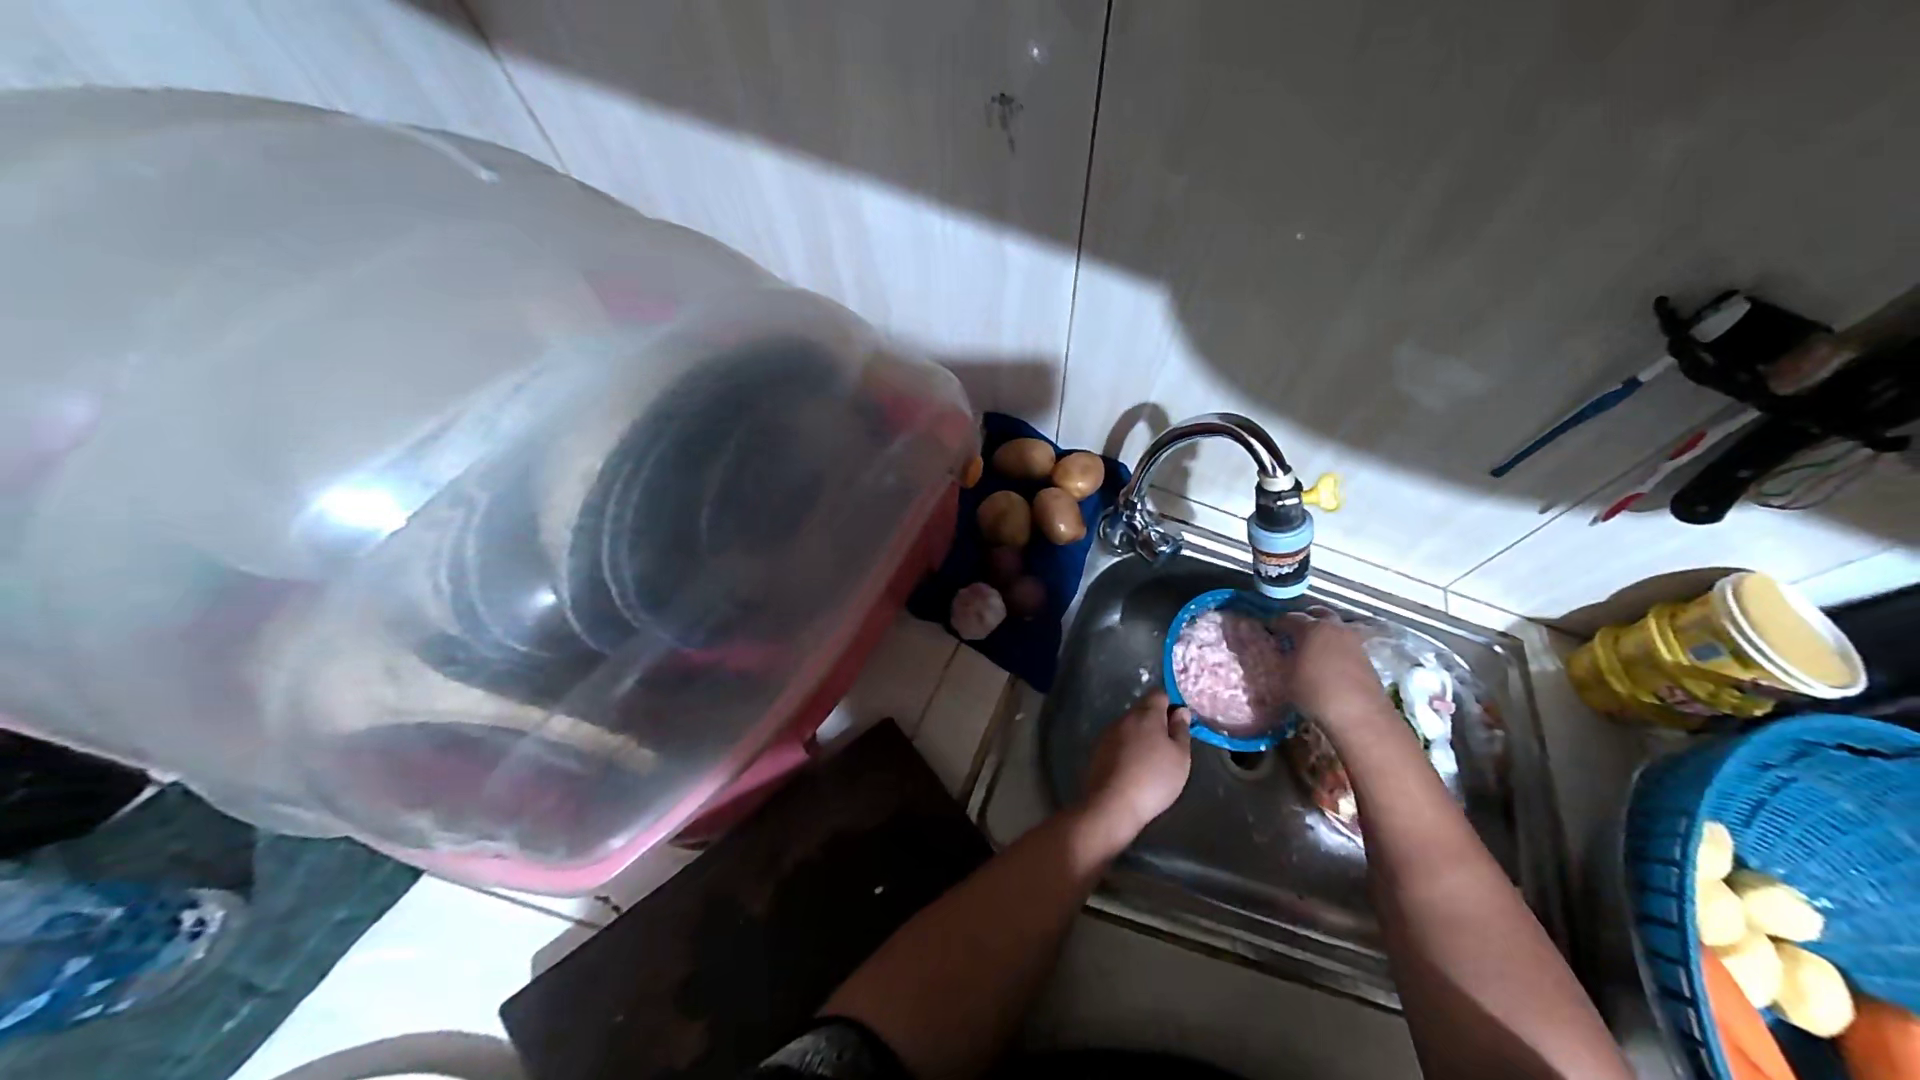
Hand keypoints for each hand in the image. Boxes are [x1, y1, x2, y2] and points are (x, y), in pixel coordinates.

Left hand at [1081, 690, 1191, 841]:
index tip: (1181, 722)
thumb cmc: (1154, 778)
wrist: (1112, 803)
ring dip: (1142, 735)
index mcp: (1145, 714)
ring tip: (1154, 759)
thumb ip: (1181, 730)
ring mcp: (1108, 733)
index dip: (1172, 703)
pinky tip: (1135, 767)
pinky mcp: (1098, 750)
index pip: (1159, 694)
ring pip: (1130, 726)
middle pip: (1143, 709)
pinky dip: (1129, 748)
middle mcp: (1124, 718)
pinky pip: (1119, 741)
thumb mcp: (1180, 756)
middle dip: (1157, 721)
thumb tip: (1181, 710)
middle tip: (1171, 744)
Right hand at [1278, 610, 1397, 741]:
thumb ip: (1281, 658)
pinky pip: (1344, 643)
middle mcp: (1334, 628)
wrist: (1360, 716)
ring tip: (1309, 648)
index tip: (1267, 631)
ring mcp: (1353, 641)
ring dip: (1321, 632)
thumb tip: (1278, 650)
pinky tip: (1326, 661)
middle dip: (1303, 619)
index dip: (1275, 623)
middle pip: (1317, 613)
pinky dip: (1333, 646)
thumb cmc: (1315, 692)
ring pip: (1334, 627)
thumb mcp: (1286, 676)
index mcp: (1311, 628)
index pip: (1288, 618)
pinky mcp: (1365, 657)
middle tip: (1291, 632)